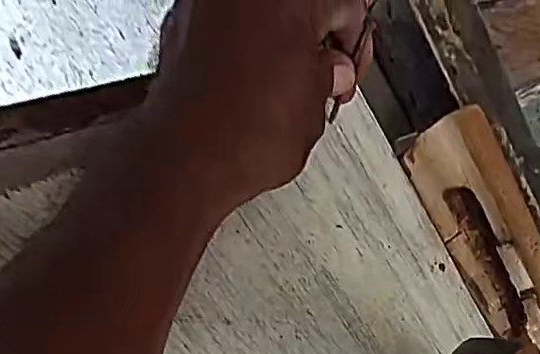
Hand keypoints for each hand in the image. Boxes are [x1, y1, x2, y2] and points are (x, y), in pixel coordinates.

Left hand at [143, 0, 372, 213]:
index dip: (354, 45)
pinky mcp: (185, 19)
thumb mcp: (314, 110)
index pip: (346, 4)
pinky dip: (247, 48)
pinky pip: (230, 26)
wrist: (193, 152)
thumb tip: (332, 71)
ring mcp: (211, 0)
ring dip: (281, 44)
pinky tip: (255, 86)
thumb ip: (329, 77)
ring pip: (264, 14)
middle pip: (300, 4)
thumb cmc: (246, 132)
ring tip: (287, 89)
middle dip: (315, 40)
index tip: (350, 68)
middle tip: (324, 78)